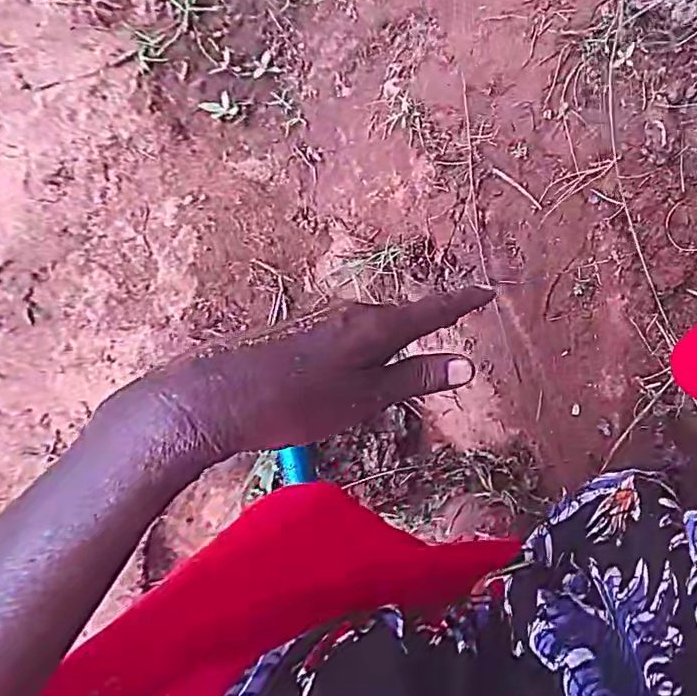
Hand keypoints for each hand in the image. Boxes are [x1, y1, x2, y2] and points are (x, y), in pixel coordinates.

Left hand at [108, 287, 495, 472]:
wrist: (209, 398)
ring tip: (388, 374)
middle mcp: (352, 312)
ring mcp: (322, 317)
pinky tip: (342, 376)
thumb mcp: (365, 399)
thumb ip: (416, 378)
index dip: (462, 302)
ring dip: (387, 345)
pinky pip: (347, 332)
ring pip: (371, 327)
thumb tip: (468, 364)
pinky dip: (361, 348)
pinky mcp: (299, 328)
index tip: (487, 291)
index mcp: (374, 326)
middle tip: (441, 344)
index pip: (432, 311)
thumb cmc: (295, 403)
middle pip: (400, 318)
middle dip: (424, 328)